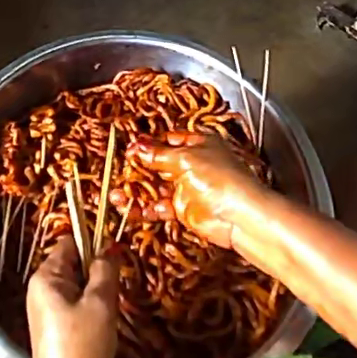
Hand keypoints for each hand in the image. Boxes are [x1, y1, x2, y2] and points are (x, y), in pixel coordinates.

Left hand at [24, 241, 118, 357]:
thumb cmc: (82, 350)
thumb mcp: (100, 305)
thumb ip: (105, 271)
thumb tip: (109, 246)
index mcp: (45, 276)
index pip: (70, 244)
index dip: (93, 244)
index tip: (116, 255)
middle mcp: (39, 287)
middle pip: (73, 264)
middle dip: (96, 272)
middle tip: (116, 288)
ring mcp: (44, 307)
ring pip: (76, 286)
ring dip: (95, 292)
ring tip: (110, 309)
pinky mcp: (52, 326)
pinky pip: (73, 304)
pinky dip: (89, 308)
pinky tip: (102, 326)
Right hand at [128, 131, 266, 248]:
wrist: (241, 217)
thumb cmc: (218, 178)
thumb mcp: (185, 159)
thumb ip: (157, 154)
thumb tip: (135, 146)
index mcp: (197, 142)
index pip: (166, 140)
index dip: (147, 144)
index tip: (128, 147)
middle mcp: (192, 163)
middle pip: (158, 163)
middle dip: (138, 168)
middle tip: (118, 170)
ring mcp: (188, 187)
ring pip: (156, 186)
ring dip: (136, 190)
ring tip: (115, 194)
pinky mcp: (184, 209)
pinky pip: (160, 207)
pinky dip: (145, 208)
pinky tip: (128, 208)